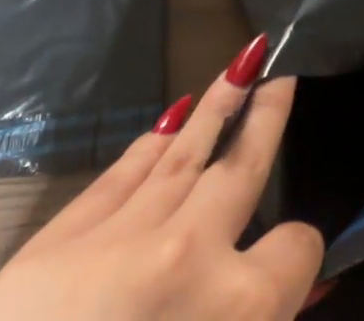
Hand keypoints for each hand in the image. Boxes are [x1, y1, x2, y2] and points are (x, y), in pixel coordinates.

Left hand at [0, 35, 325, 320]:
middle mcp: (191, 252)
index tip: (289, 254)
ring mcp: (124, 236)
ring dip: (217, 107)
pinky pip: (122, 175)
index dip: (300, 249)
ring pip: (185, 152)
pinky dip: (150, 144)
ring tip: (242, 66)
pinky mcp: (62, 239)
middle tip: (281, 77)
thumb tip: (286, 281)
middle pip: (243, 167)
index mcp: (238, 305)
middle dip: (266, 119)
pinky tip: (172, 116)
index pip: (297, 245)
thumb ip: (263, 311)